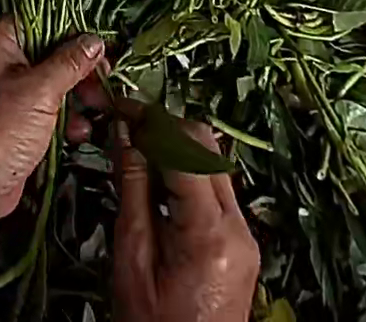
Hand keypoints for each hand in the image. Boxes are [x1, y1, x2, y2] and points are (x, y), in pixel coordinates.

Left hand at [0, 19, 105, 214]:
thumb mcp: (41, 90)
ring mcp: (6, 92)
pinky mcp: (14, 121)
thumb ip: (70, 63)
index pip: (41, 22)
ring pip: (50, 83)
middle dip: (79, 70)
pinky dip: (64, 118)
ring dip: (76, 96)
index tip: (101, 51)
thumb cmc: (1, 128)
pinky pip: (45, 109)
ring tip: (98, 108)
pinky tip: (80, 132)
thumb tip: (95, 40)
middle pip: (48, 53)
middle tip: (104, 84)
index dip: (73, 34)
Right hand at [112, 116, 259, 321]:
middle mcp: (238, 227)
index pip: (184, 149)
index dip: (150, 120)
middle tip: (127, 125)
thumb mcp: (133, 257)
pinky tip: (155, 175)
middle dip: (164, 125)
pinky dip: (184, 168)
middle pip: (205, 145)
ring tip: (136, 148)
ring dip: (174, 144)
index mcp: (211, 233)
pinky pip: (212, 183)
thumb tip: (126, 133)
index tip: (121, 107)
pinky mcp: (239, 239)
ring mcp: (243, 233)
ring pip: (211, 159)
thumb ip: (132, 187)